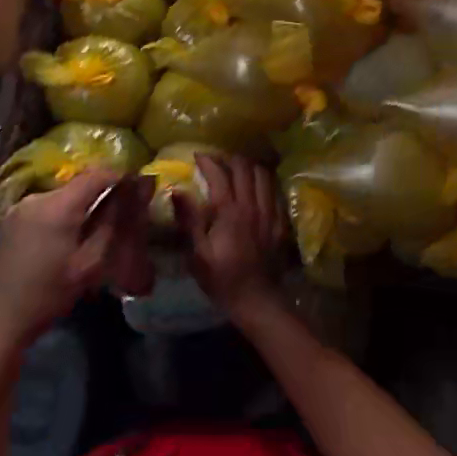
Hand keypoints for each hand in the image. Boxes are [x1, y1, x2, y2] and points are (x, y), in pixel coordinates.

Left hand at [0, 168, 147, 355]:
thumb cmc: (49, 294)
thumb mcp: (91, 262)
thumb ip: (116, 220)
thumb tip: (141, 186)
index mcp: (58, 205)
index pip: (96, 174)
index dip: (120, 176)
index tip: (137, 189)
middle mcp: (36, 197)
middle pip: (77, 184)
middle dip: (101, 194)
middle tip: (118, 217)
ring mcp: (19, 206)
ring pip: (61, 195)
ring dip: (80, 205)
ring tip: (91, 231)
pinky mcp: (10, 218)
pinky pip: (45, 206)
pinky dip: (61, 214)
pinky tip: (64, 239)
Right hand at [174, 154, 285, 313]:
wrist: (256, 300)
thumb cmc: (221, 278)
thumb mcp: (197, 254)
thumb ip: (189, 219)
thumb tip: (177, 190)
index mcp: (230, 211)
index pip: (220, 174)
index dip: (208, 161)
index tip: (197, 155)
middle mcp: (252, 205)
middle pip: (244, 168)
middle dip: (229, 159)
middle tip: (216, 161)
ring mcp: (269, 212)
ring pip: (263, 175)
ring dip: (248, 167)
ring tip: (236, 169)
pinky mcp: (279, 222)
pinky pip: (273, 191)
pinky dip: (263, 182)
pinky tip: (255, 189)